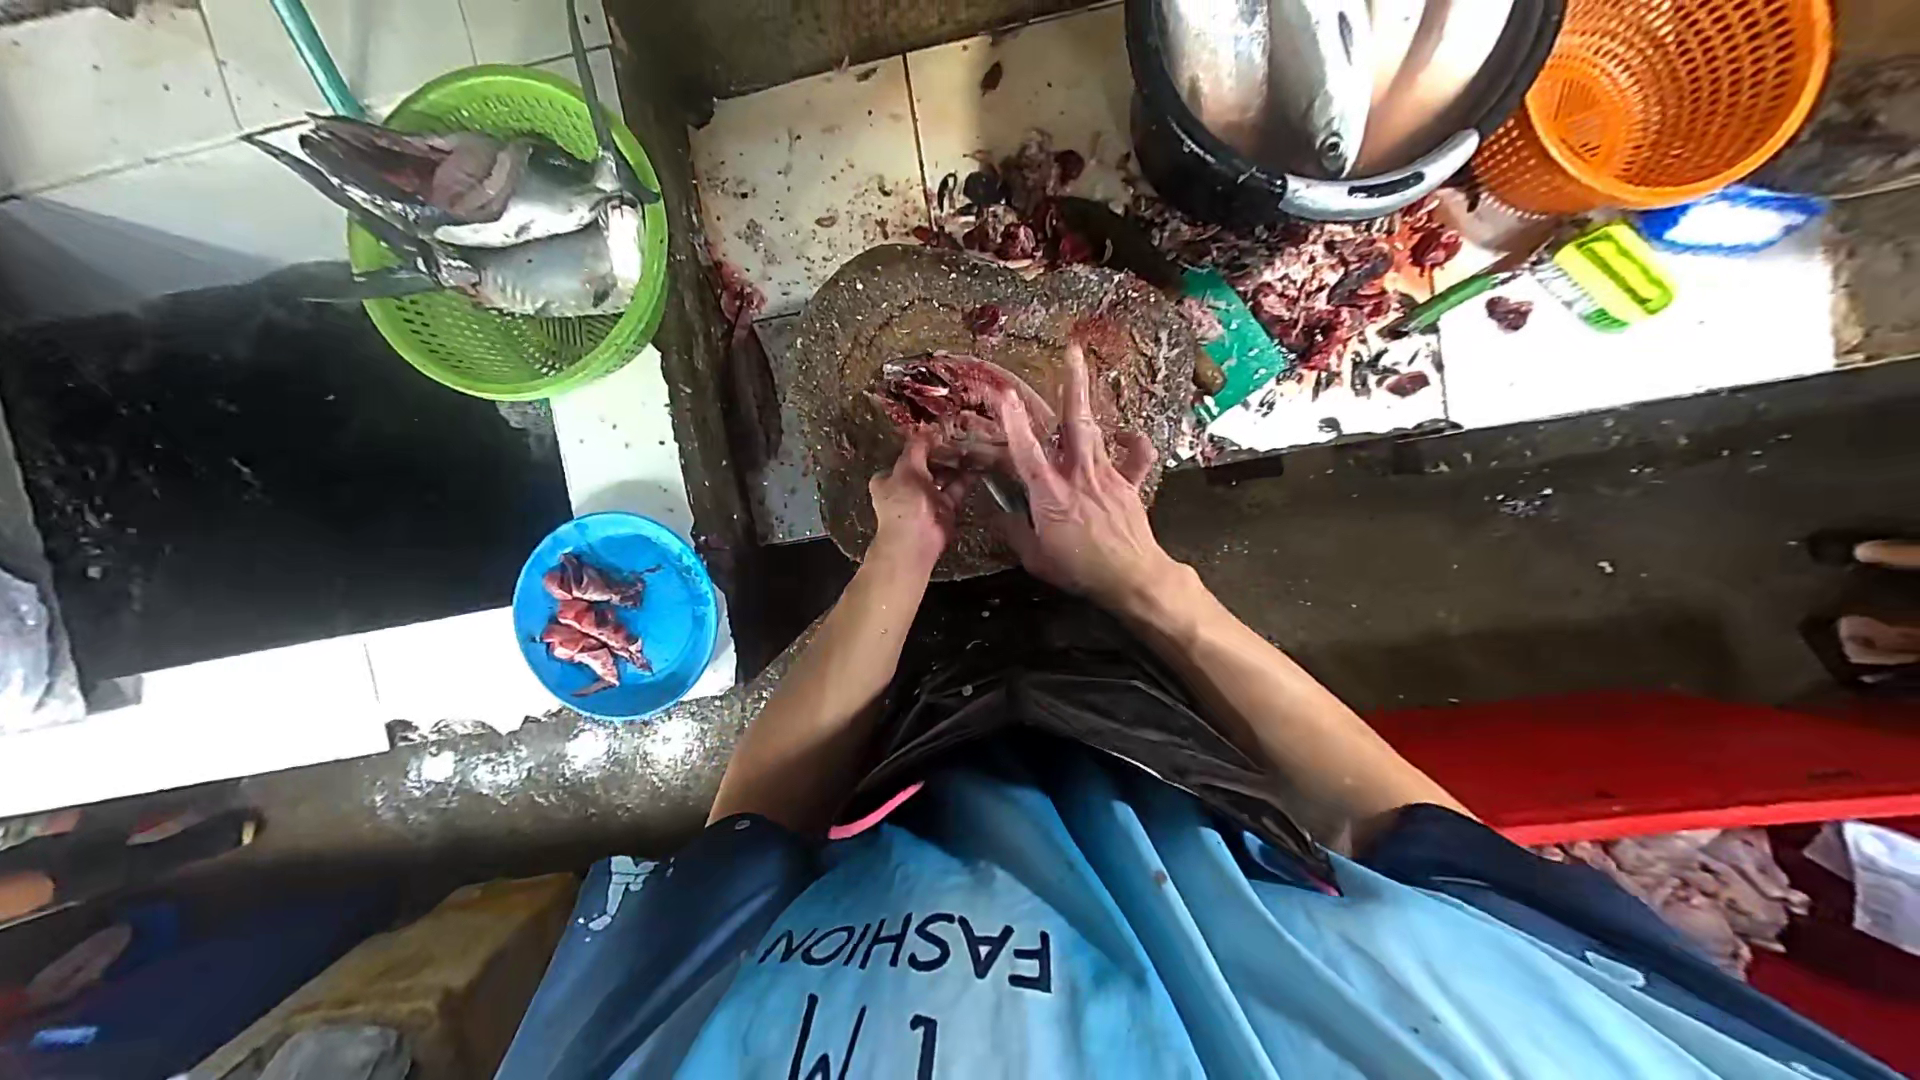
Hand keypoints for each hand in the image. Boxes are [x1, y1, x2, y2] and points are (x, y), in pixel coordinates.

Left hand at [869, 432, 972, 566]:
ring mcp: (927, 500)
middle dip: (941, 454)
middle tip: (959, 437)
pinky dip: (965, 478)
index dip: (921, 445)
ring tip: (970, 447)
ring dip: (955, 464)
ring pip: (943, 477)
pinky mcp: (945, 509)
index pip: (906, 457)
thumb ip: (917, 447)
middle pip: (926, 466)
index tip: (938, 433)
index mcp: (889, 479)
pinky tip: (975, 464)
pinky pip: (956, 489)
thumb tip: (926, 429)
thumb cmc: (905, 501)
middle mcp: (907, 489)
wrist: (916, 540)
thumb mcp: (906, 468)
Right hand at [989, 344, 1182, 613]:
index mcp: (1050, 494)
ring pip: (1098, 430)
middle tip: (1072, 351)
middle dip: (1072, 385)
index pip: (1026, 451)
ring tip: (1084, 372)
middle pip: (1074, 422)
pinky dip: (1132, 440)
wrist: (1132, 577)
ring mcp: (1108, 476)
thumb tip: (993, 511)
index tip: (1004, 395)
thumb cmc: (1080, 569)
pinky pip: (1136, 455)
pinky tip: (1123, 431)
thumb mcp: (1035, 557)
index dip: (1013, 421)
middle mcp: (1079, 475)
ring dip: (1089, 400)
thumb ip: (1012, 529)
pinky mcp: (1129, 484)